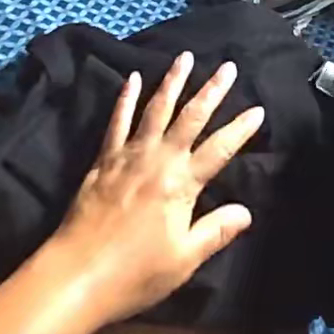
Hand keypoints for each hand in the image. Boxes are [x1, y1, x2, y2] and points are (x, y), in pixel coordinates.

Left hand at [46, 52, 265, 325]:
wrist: (75, 277)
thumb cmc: (134, 273)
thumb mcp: (183, 261)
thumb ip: (215, 232)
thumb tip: (246, 211)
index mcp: (181, 183)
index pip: (220, 149)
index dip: (241, 129)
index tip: (258, 110)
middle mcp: (159, 159)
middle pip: (191, 118)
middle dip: (212, 91)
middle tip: (227, 67)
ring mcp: (131, 155)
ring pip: (156, 109)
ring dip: (173, 81)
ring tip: (184, 57)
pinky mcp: (105, 159)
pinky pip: (118, 122)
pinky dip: (126, 98)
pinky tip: (133, 78)